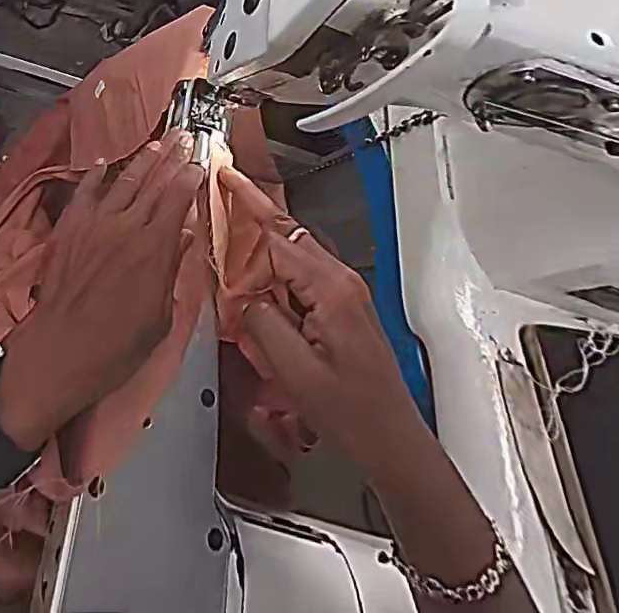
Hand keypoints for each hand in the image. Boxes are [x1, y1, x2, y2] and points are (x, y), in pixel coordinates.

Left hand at [0, 132, 205, 449]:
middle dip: (172, 156)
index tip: (199, 163)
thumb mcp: (160, 315)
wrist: (61, 350)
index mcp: (154, 247)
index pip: (178, 199)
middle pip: (154, 182)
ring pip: (124, 181)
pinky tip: (103, 163)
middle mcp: (126, 226)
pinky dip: (95, 175)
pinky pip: (85, 193)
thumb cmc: (116, 344)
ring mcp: (95, 224)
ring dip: (142, 160)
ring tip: (156, 144)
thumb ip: (171, 269)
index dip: (190, 177)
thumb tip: (184, 235)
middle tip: (184, 136)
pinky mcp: (71, 229)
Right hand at [220, 167, 433, 480]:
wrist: (392, 438)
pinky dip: (274, 279)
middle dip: (253, 217)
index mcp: (331, 289)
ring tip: (235, 263)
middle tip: (226, 198)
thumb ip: (262, 322)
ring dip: (261, 255)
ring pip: (293, 256)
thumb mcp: (295, 371)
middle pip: (287, 236)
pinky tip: (259, 298)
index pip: (278, 237)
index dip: (246, 210)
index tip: (227, 180)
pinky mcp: (341, 306)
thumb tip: (243, 296)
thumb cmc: (354, 412)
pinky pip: (300, 278)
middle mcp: (341, 281)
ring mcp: (344, 291)